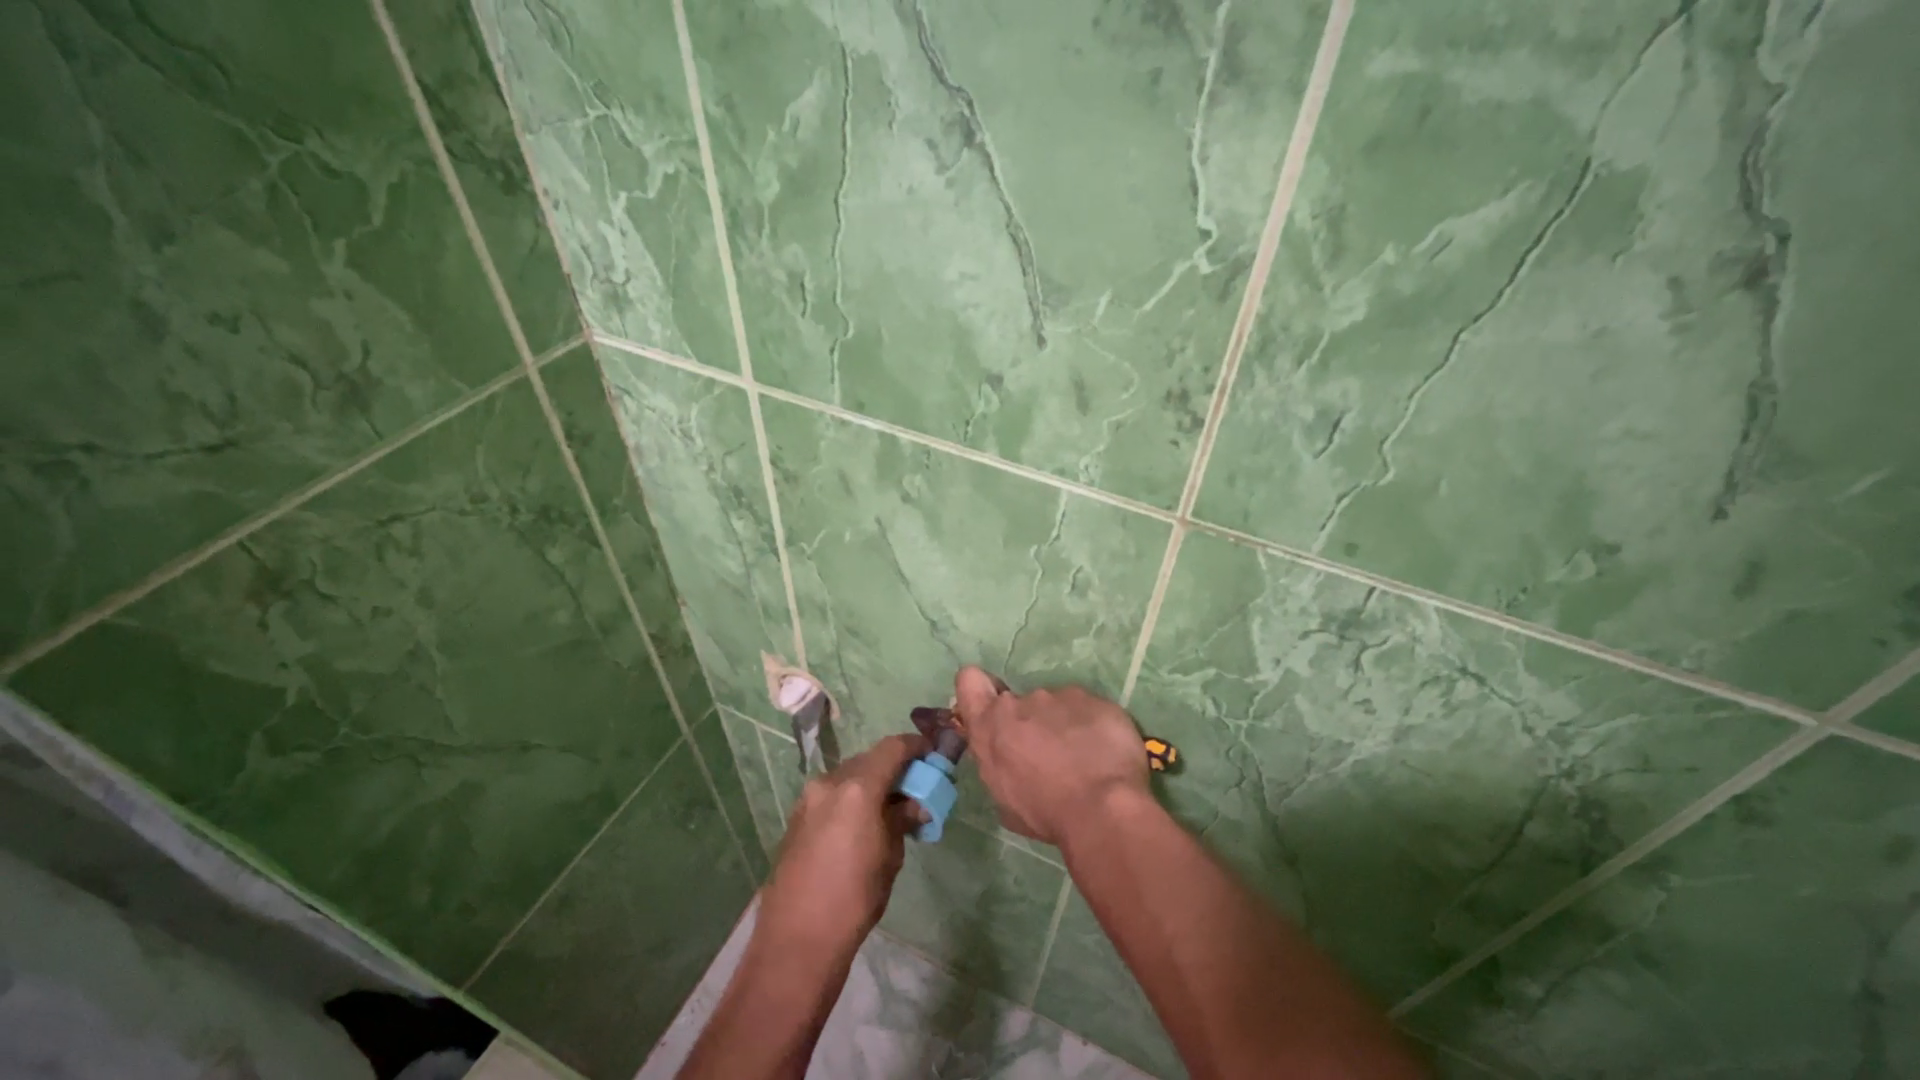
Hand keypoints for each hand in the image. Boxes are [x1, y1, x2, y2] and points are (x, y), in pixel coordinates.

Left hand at [757, 733, 926, 961]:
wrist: (797, 937)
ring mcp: (808, 800)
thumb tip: (913, 806)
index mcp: (857, 788)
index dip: (915, 746)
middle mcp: (829, 783)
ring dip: (871, 784)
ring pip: (848, 777)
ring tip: (890, 811)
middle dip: (894, 769)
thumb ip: (901, 821)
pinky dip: (851, 800)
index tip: (932, 754)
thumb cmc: (854, 898)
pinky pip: (831, 796)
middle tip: (915, 790)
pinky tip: (863, 826)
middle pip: (868, 760)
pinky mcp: (796, 819)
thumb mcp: (890, 857)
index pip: (892, 748)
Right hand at [955, 666, 1150, 848]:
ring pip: (1060, 707)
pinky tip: (1107, 755)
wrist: (1102, 805)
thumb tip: (1010, 760)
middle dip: (1034, 723)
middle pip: (1022, 704)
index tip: (994, 708)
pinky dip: (1096, 728)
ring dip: (1067, 727)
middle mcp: (1023, 702)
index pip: (970, 682)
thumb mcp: (1005, 800)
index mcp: (991, 727)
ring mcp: (1062, 696)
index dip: (981, 690)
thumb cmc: (1046, 812)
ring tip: (1086, 760)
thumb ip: (1000, 766)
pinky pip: (1091, 711)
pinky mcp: (1097, 699)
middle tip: (1053, 757)